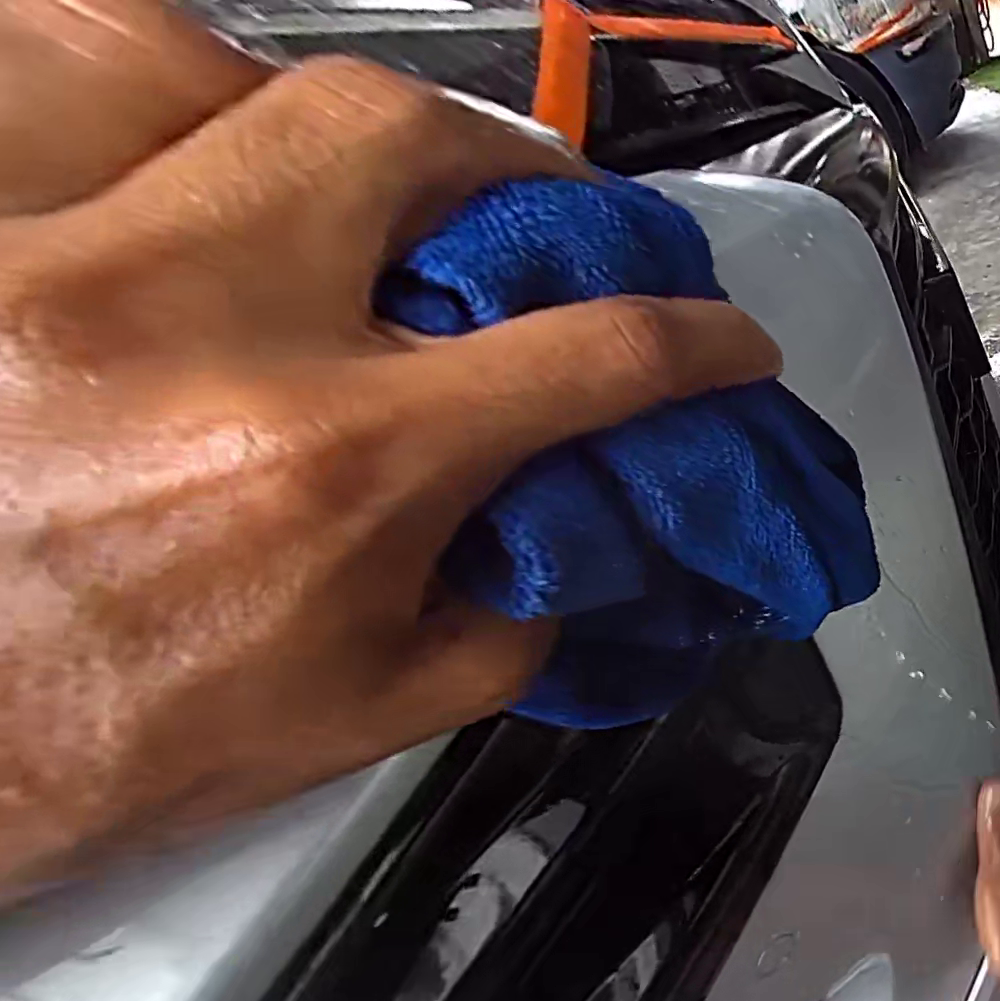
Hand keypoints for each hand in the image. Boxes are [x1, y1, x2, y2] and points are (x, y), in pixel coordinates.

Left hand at [0, 0, 779, 892]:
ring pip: (194, 58)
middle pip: (405, 140)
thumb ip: (524, 601)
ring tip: (359, 186)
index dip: (701, 338)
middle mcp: (194, 320)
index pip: (598, 356)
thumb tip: (590, 525)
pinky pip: (20, 64)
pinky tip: (181, 161)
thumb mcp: (391, 699)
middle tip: (557, 212)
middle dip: (523, 166)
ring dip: (324, 121)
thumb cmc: (119, 746)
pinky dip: (135, 90)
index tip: (740, 339)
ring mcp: (9, 244)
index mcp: (348, 462)